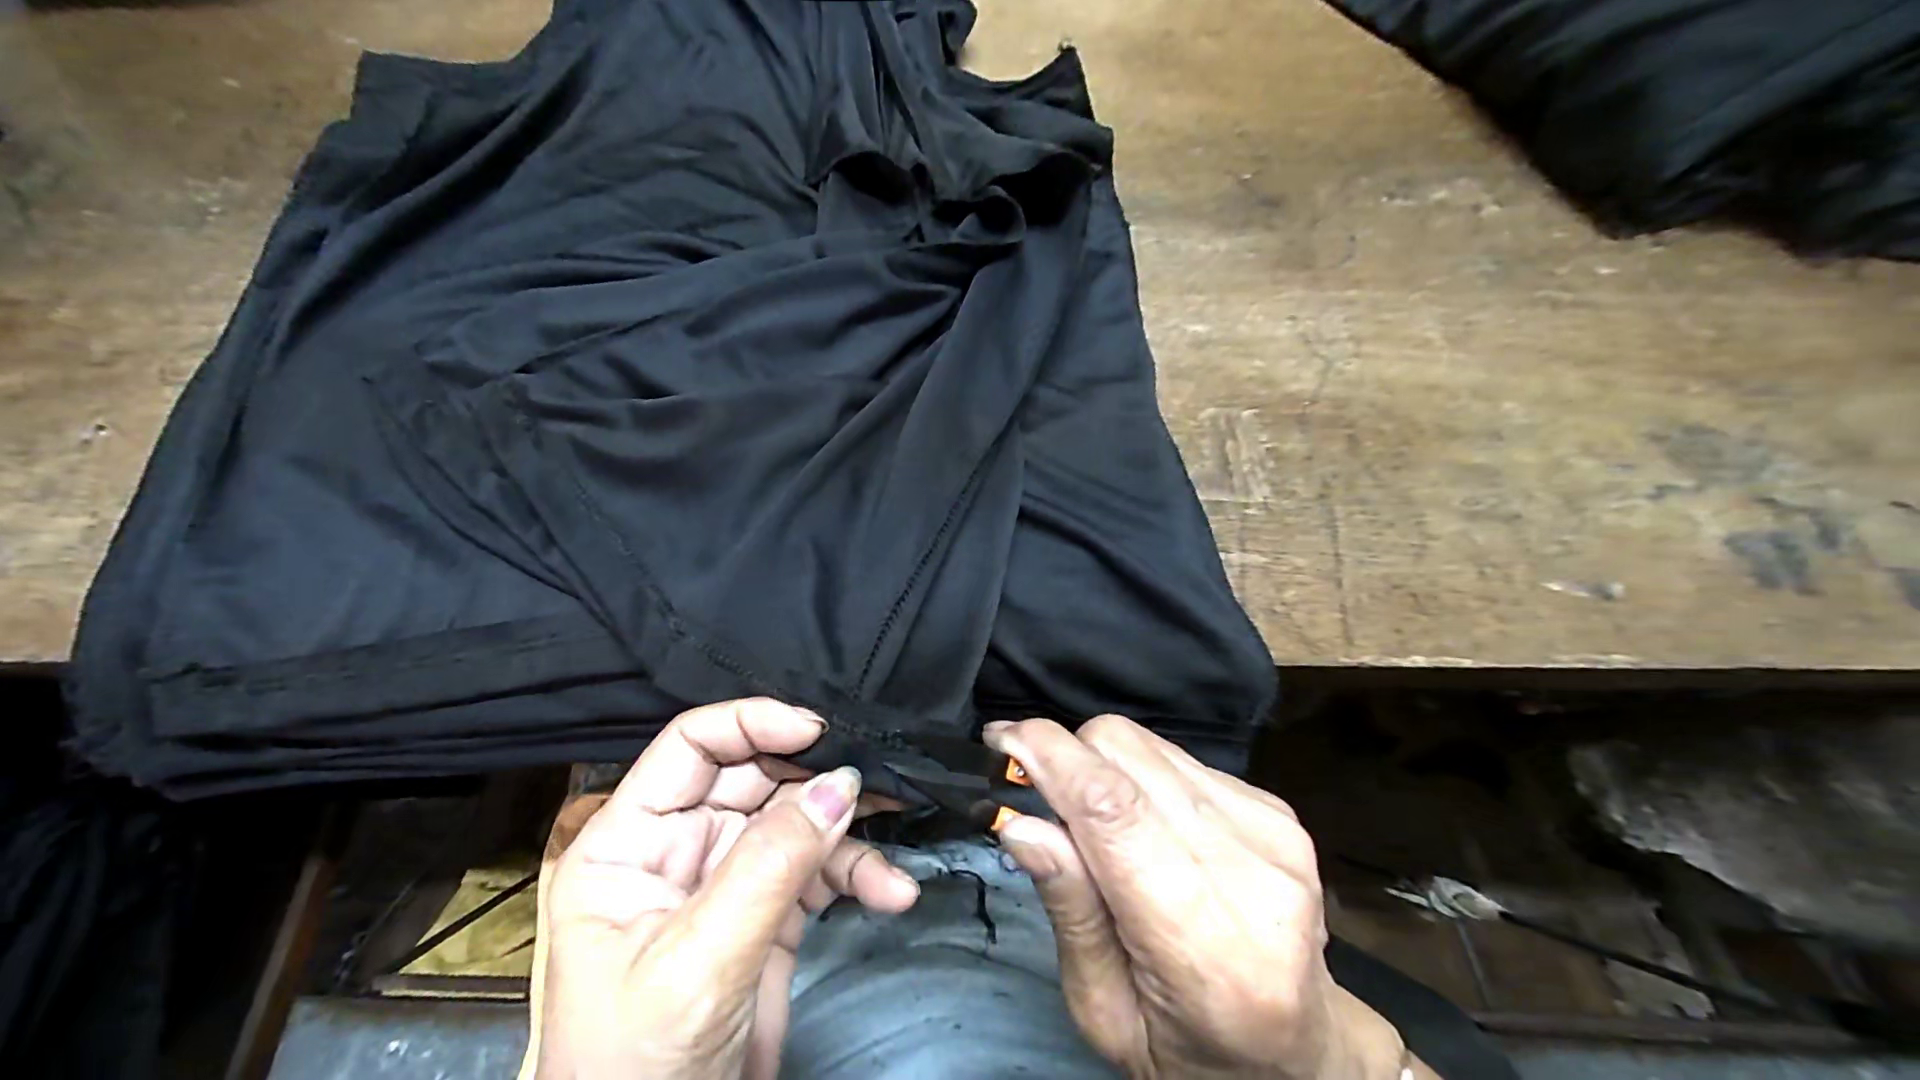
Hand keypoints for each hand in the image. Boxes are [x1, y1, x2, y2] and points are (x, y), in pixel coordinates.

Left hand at [534, 698, 920, 1079]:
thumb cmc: (634, 1073)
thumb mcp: (699, 962)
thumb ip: (769, 867)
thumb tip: (838, 785)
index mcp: (629, 843)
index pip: (691, 747)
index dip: (753, 724)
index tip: (816, 730)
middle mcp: (679, 847)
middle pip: (755, 776)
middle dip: (815, 778)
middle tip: (873, 780)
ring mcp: (727, 877)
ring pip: (796, 820)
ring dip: (849, 829)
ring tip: (891, 835)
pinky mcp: (769, 910)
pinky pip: (820, 868)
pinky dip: (859, 873)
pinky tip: (890, 891)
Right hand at [987, 715, 1421, 1079]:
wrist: (1303, 1050)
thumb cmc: (1190, 1050)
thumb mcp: (1106, 1014)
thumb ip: (1069, 911)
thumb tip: (1020, 823)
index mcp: (1209, 949)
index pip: (1115, 814)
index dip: (1051, 759)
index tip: (999, 741)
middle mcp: (1253, 875)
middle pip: (1126, 757)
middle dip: (1064, 756)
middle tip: (1032, 786)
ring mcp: (1273, 833)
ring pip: (1146, 743)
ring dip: (1099, 763)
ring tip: (1088, 813)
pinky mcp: (1277, 810)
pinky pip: (1174, 755)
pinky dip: (1136, 774)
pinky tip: (1139, 819)